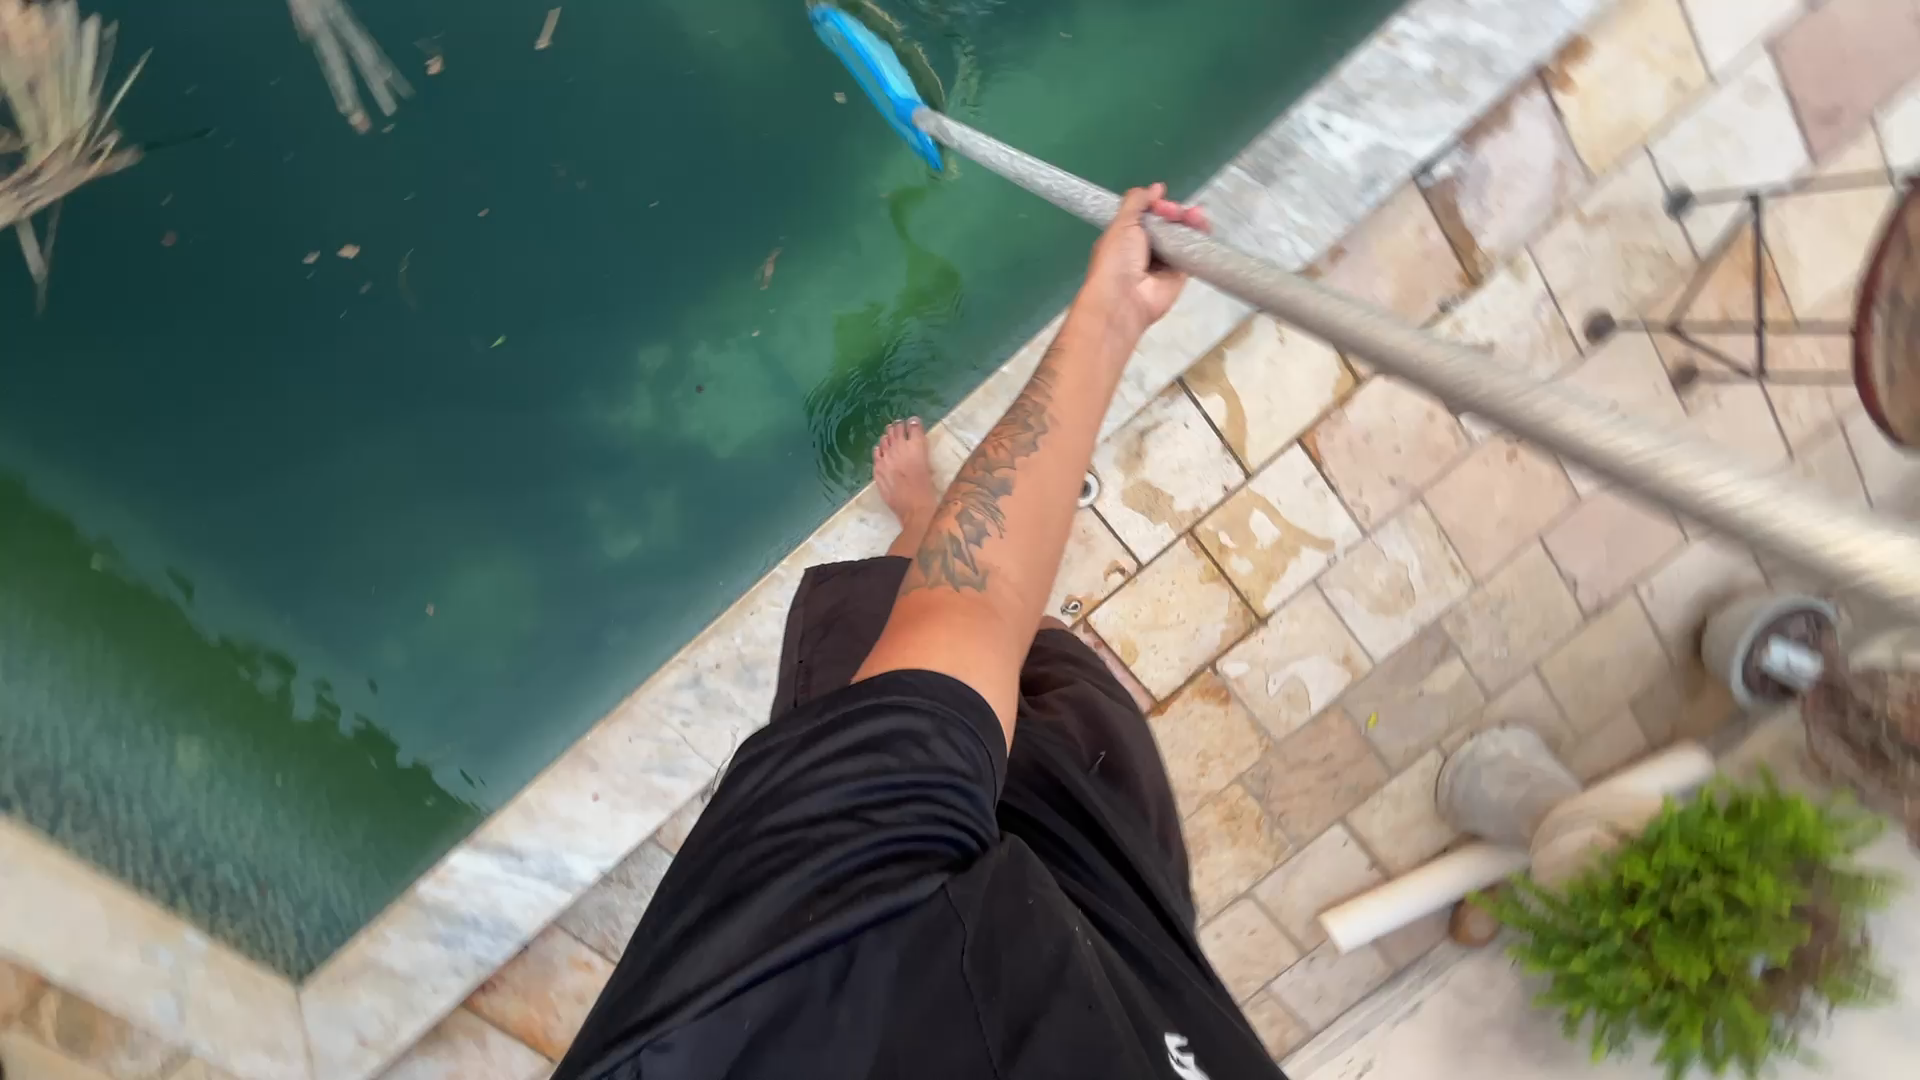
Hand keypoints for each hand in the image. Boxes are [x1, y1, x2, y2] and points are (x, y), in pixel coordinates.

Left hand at [1078, 182, 1209, 340]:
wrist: (1123, 300)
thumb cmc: (1116, 260)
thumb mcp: (1121, 222)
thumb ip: (1137, 202)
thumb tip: (1156, 187)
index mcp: (1125, 238)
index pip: (1146, 216)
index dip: (1155, 206)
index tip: (1160, 201)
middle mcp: (1143, 251)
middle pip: (1166, 225)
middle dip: (1174, 213)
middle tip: (1175, 212)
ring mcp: (1162, 264)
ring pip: (1180, 237)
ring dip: (1190, 222)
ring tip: (1195, 215)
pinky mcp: (1179, 276)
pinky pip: (1191, 254)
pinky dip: (1199, 239)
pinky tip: (1203, 227)